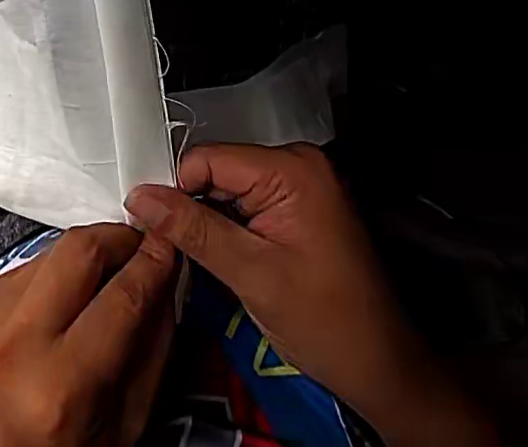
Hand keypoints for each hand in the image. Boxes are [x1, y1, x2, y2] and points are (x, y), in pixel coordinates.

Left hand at [0, 223, 177, 446]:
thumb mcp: (123, 426)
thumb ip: (151, 350)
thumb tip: (166, 281)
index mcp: (59, 388)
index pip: (121, 299)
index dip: (154, 264)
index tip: (170, 245)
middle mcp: (18, 341)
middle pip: (81, 250)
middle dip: (121, 238)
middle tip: (144, 245)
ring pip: (58, 246)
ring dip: (94, 248)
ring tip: (115, 268)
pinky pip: (38, 260)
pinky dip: (66, 264)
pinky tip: (79, 288)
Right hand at [127, 143, 494, 446]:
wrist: (383, 368)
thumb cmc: (333, 325)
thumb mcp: (251, 275)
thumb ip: (193, 229)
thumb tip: (144, 199)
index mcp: (293, 170)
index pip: (207, 159)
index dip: (177, 191)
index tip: (161, 226)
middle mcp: (298, 164)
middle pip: (216, 169)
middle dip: (194, 207)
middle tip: (189, 251)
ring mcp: (300, 182)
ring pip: (226, 186)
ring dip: (211, 219)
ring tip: (218, 260)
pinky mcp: (297, 201)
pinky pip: (245, 199)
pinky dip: (229, 225)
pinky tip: (234, 256)